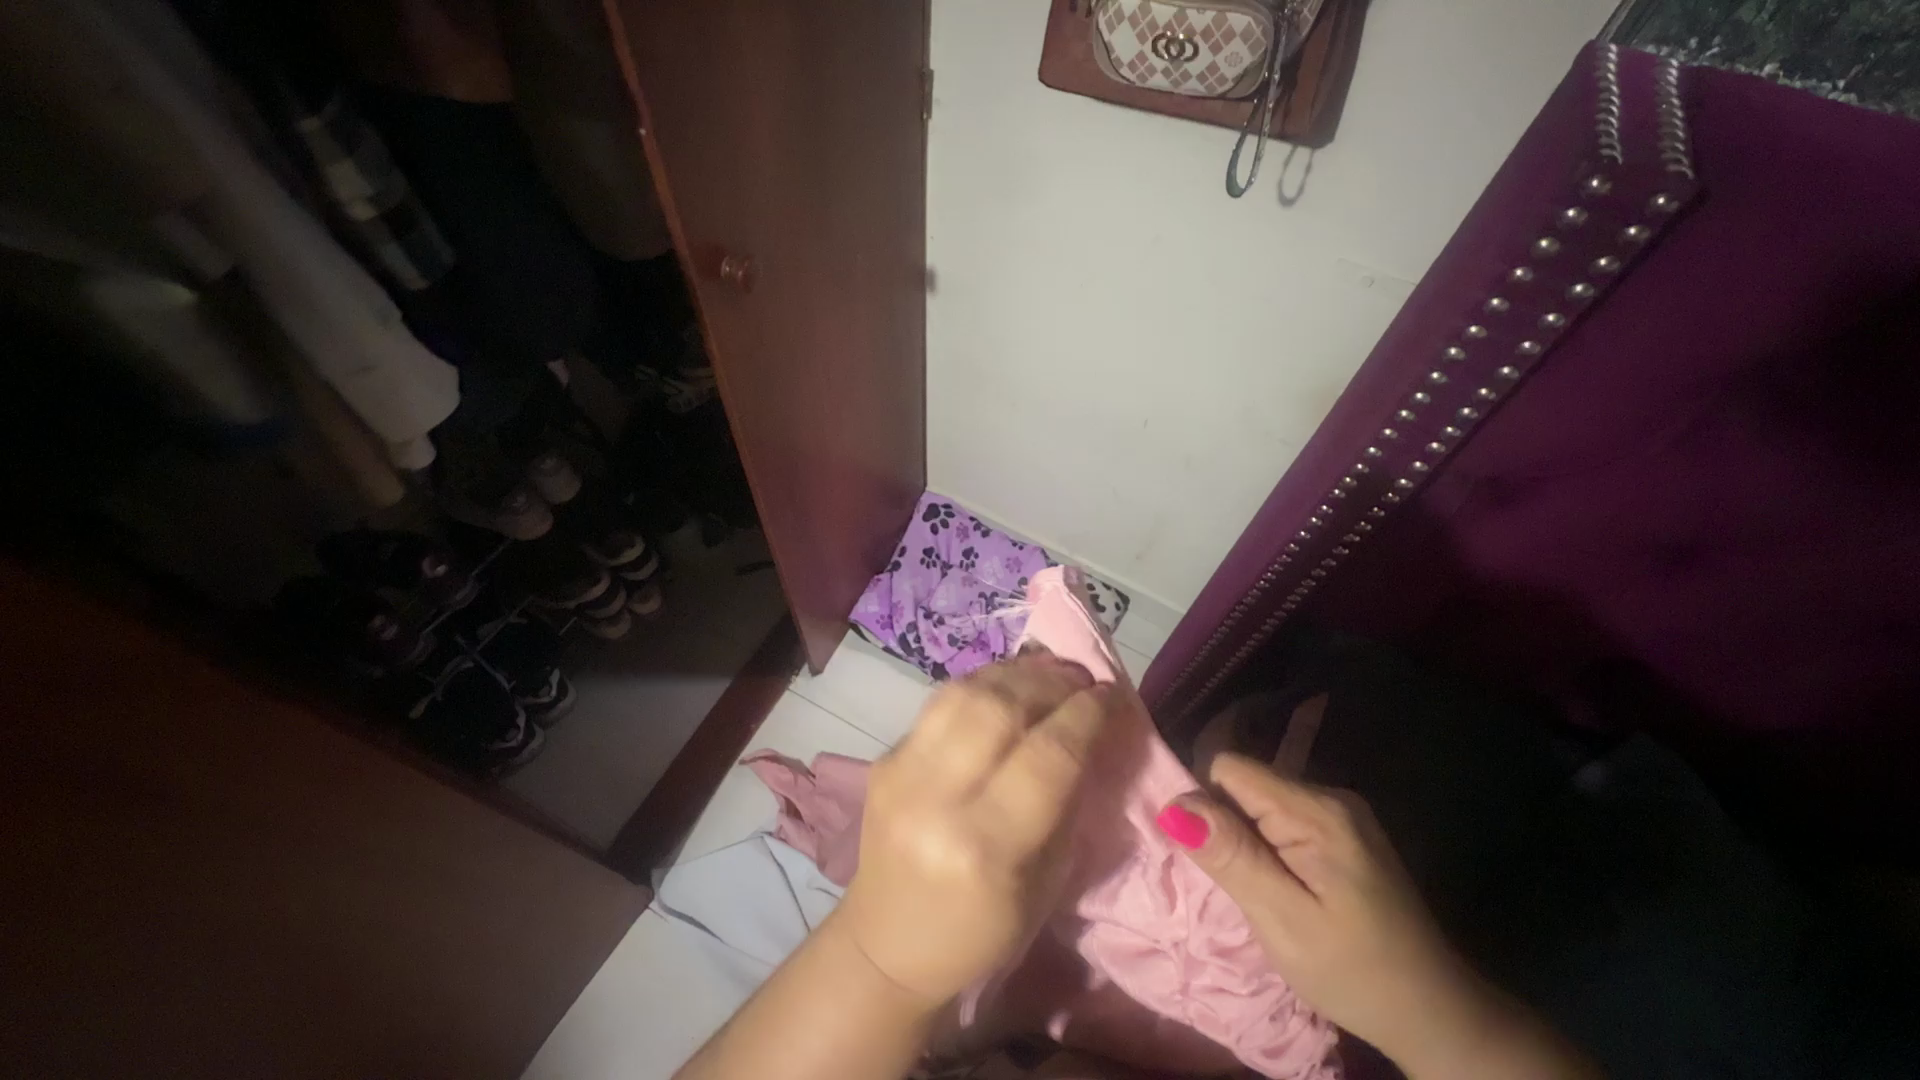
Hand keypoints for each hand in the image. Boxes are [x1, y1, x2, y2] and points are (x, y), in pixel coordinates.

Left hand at [835, 653, 1114, 1006]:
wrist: (886, 946)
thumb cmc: (981, 931)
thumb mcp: (1046, 884)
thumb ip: (1070, 804)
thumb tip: (1096, 735)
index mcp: (985, 848)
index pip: (1047, 756)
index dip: (1087, 715)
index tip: (1113, 695)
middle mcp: (936, 799)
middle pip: (1000, 709)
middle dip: (1052, 682)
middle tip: (1083, 678)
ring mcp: (900, 773)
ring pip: (963, 692)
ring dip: (1014, 673)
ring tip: (1048, 672)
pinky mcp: (882, 759)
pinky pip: (939, 704)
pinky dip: (981, 686)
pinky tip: (1007, 687)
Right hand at [1158, 755, 1598, 1078]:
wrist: (1434, 1013)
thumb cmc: (1354, 972)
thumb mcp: (1283, 921)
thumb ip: (1231, 857)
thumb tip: (1174, 805)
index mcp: (1316, 811)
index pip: (1228, 768)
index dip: (1205, 805)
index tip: (1212, 859)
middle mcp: (1331, 797)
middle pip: (1246, 783)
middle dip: (1225, 826)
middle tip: (1238, 886)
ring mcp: (1342, 815)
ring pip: (1261, 803)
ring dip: (1246, 840)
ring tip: (1258, 892)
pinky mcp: (1345, 835)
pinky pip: (1284, 820)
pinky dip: (1269, 848)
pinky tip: (1282, 889)